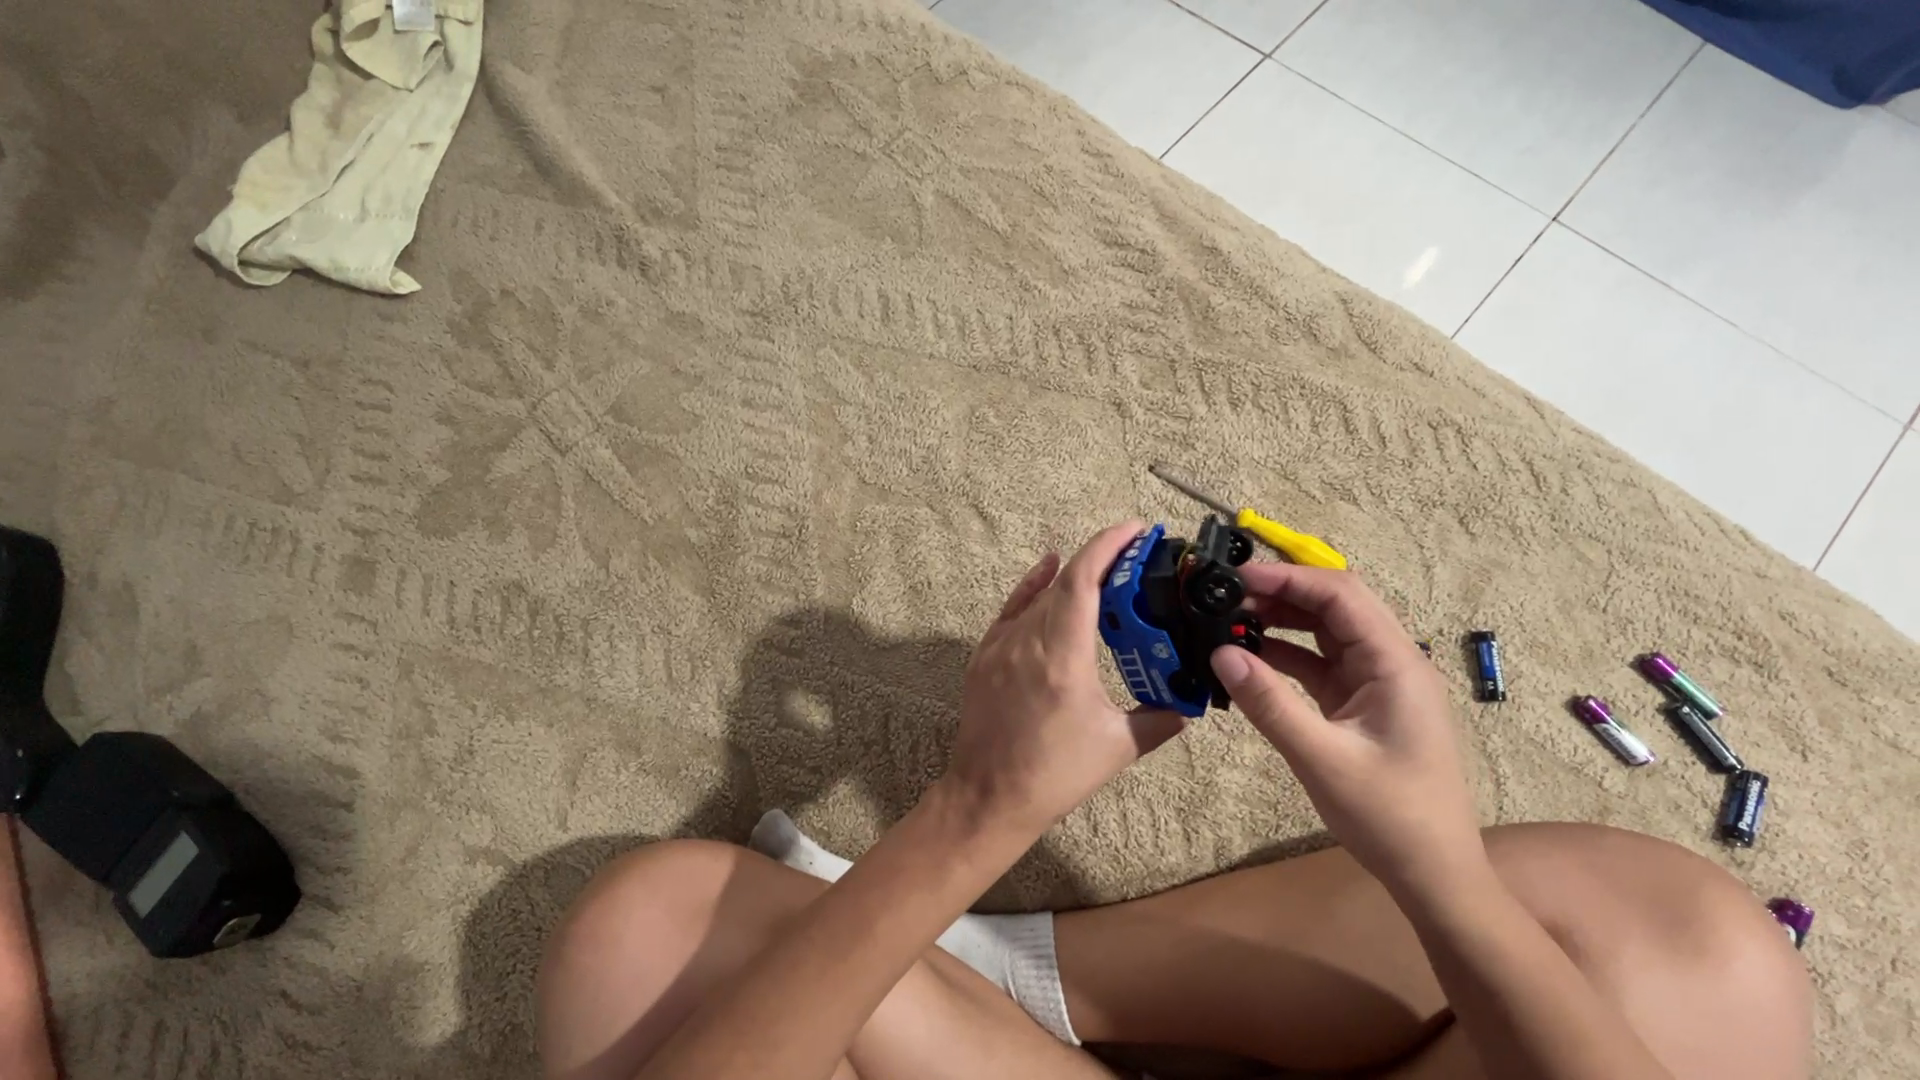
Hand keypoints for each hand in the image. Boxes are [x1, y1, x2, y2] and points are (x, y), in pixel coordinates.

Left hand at [941, 522, 1186, 836]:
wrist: (988, 797)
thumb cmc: (1054, 774)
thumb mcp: (1117, 747)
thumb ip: (1160, 718)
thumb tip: (1189, 704)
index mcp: (1061, 656)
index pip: (1083, 581)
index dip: (1108, 547)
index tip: (1135, 530)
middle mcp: (1027, 640)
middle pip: (1065, 581)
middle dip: (1102, 560)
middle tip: (1137, 557)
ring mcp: (1000, 646)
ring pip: (1041, 594)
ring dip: (1075, 577)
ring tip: (1109, 570)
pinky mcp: (985, 656)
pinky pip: (1013, 608)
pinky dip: (1034, 585)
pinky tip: (1049, 568)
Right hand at [1208, 564, 1486, 896]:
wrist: (1433, 873)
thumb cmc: (1388, 815)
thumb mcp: (1321, 759)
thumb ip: (1270, 704)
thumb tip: (1220, 654)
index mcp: (1396, 664)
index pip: (1341, 595)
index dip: (1287, 579)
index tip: (1235, 579)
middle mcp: (1392, 662)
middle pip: (1335, 605)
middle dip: (1281, 593)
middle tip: (1225, 596)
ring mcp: (1378, 683)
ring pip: (1327, 632)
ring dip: (1282, 622)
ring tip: (1229, 621)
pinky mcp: (1363, 704)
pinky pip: (1321, 664)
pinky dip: (1286, 656)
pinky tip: (1249, 657)